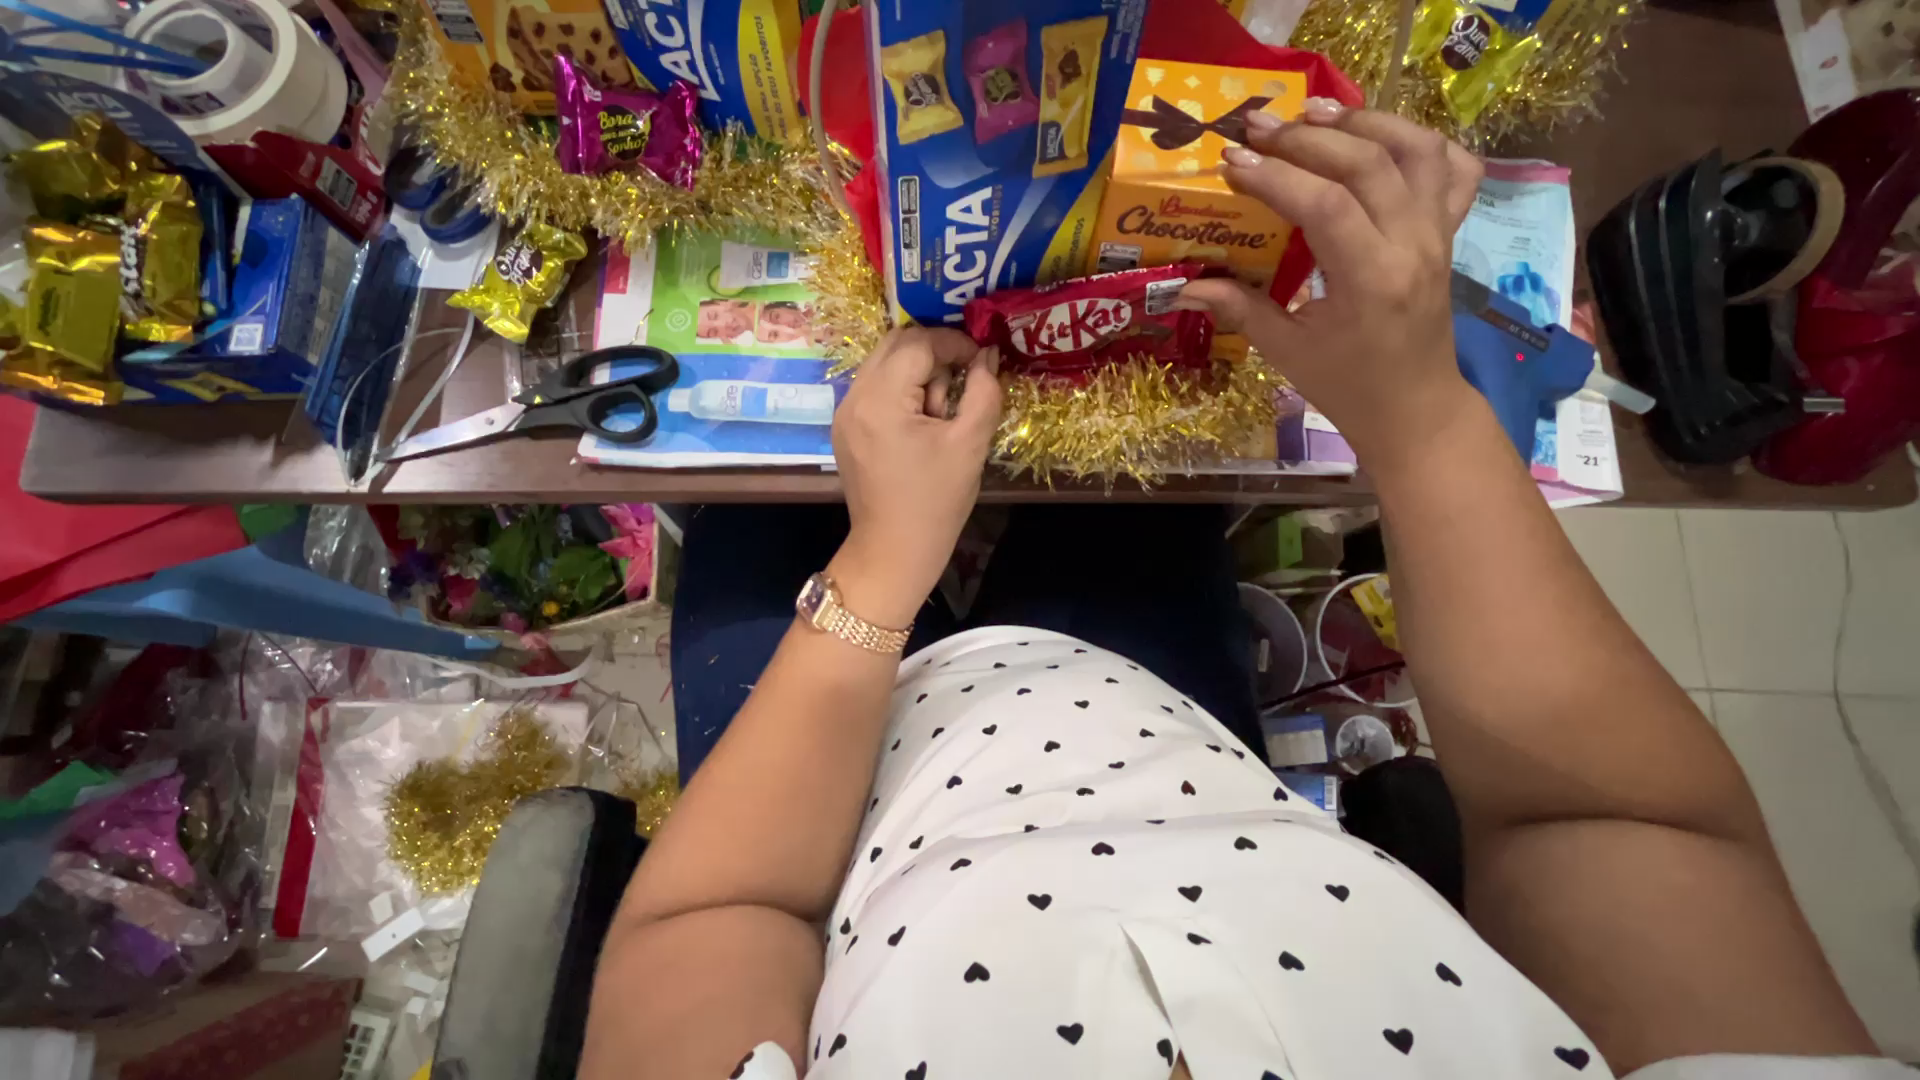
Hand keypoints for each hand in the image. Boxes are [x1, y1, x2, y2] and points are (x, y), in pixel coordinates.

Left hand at [829, 328, 1002, 627]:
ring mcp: (844, 412)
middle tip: (962, 382)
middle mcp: (854, 397)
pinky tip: (920, 423)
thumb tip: (988, 355)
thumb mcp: (969, 444)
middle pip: (895, 344)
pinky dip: (900, 390)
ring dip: (917, 372)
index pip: (918, 344)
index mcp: (881, 400)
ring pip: (883, 363)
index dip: (954, 343)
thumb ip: (984, 392)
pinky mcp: (844, 427)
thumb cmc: (936, 501)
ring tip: (940, 411)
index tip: (981, 360)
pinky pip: (874, 387)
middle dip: (934, 352)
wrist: (894, 549)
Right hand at [1175, 98, 1486, 473]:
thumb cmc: (1345, 385)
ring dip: (1365, 122)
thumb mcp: (1285, 352)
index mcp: (1369, 280)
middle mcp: (1412, 245)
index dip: (1275, 175)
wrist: (1414, 406)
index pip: (1324, 204)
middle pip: (1368, 163)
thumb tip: (1184, 285)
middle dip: (1308, 137)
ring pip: (1416, 150)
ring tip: (1315, 111)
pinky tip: (1381, 138)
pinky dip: (1421, 142)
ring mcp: (1438, 234)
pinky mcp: (1449, 232)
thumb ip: (1239, 308)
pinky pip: (1454, 168)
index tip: (1232, 160)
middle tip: (1260, 126)